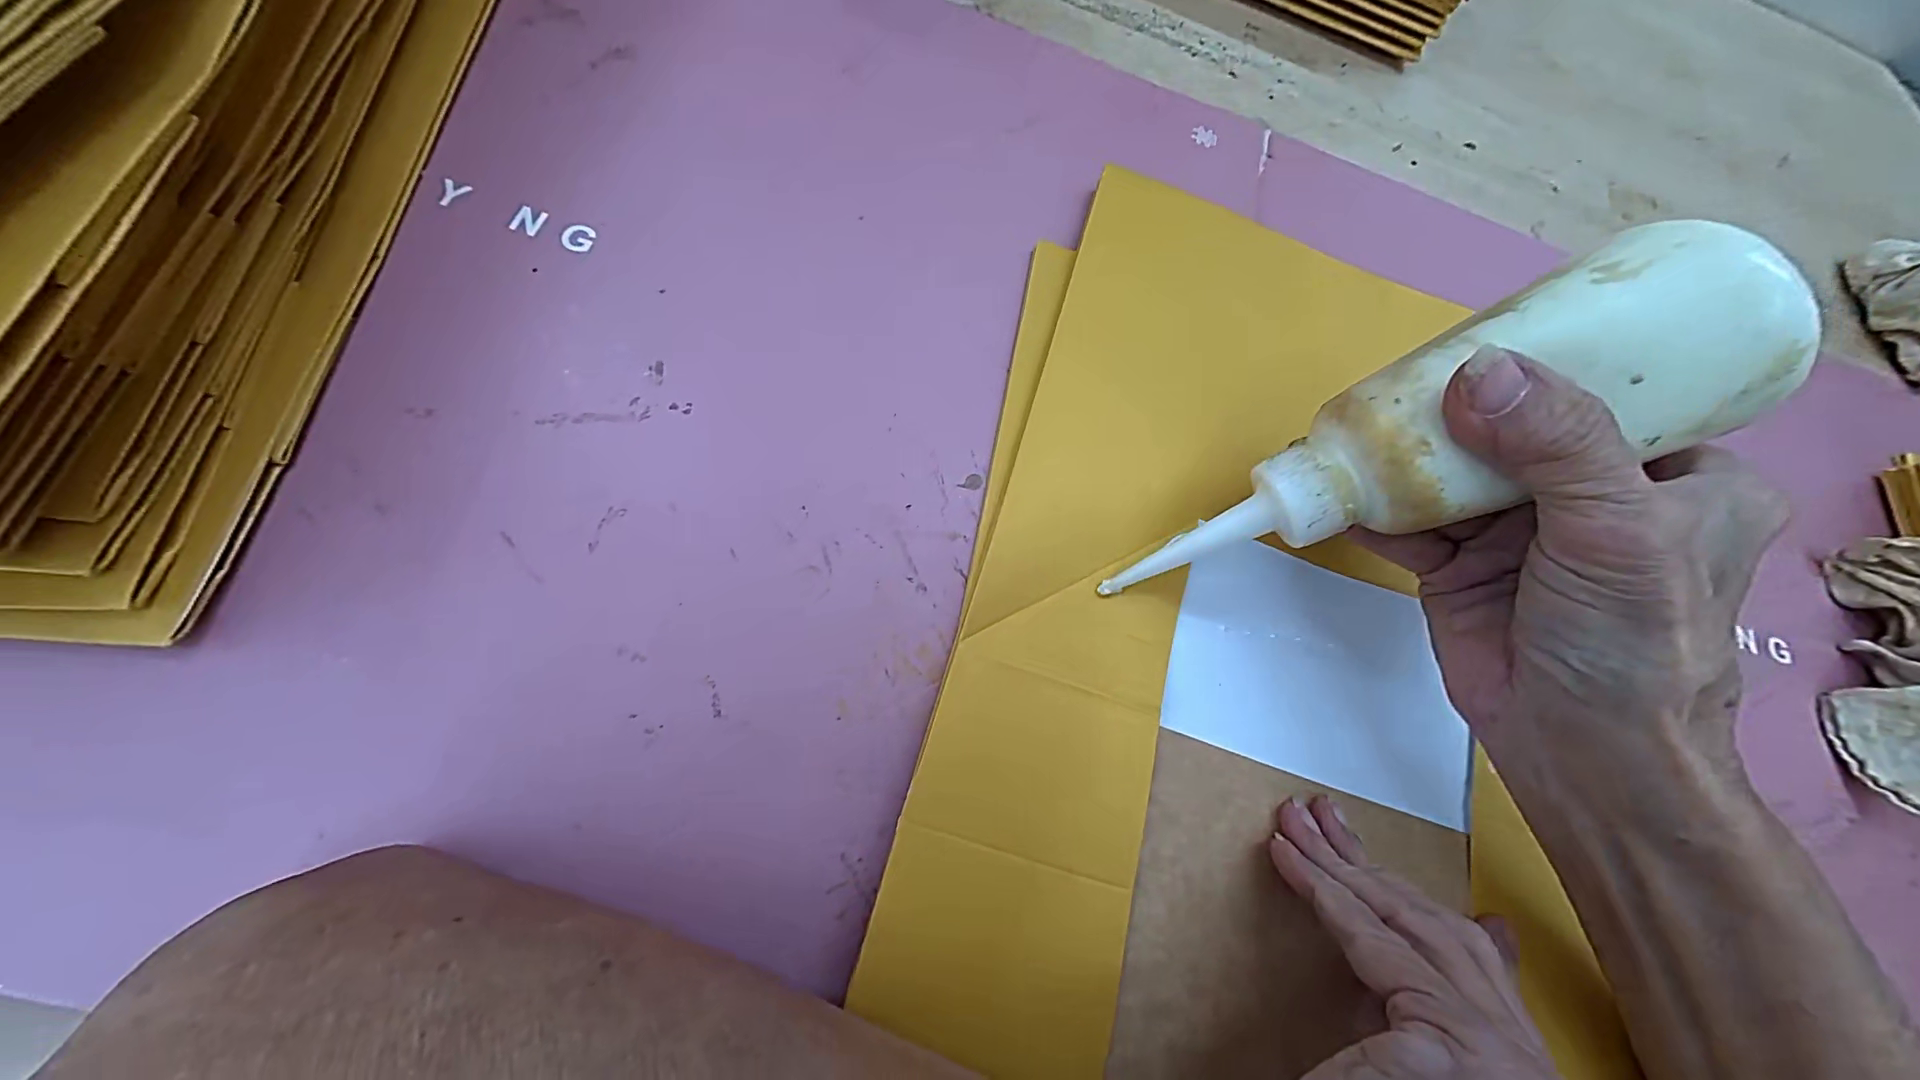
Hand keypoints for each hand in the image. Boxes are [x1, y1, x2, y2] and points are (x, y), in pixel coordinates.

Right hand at [1269, 795, 1558, 1078]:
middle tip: (1305, 813)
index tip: (1280, 844)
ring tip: (1351, 839)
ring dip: (1388, 876)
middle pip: (1404, 913)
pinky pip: (1497, 978)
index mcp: (1452, 1037)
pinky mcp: (1526, 1059)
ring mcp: (1514, 1040)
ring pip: (1446, 929)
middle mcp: (1490, 1027)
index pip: (1365, 934)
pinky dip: (1472, 936)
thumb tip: (1302, 1043)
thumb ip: (1353, 1063)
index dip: (1316, 884)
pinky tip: (1481, 919)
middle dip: (1344, 857)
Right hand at [1352, 347, 1786, 801]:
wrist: (1572, 749)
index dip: (1550, 365)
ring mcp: (1513, 534)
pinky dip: (1373, 511)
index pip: (1608, 399)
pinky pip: (1408, 525)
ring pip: (1449, 478)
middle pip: (1508, 434)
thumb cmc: (1630, 642)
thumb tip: (1477, 372)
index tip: (1485, 339)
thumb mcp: (1618, 531)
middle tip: (1399, 382)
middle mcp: (1584, 500)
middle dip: (1454, 411)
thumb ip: (1557, 447)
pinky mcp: (1456, 567)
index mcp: (1667, 478)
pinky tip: (1340, 493)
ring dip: (1402, 460)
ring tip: (1351, 431)